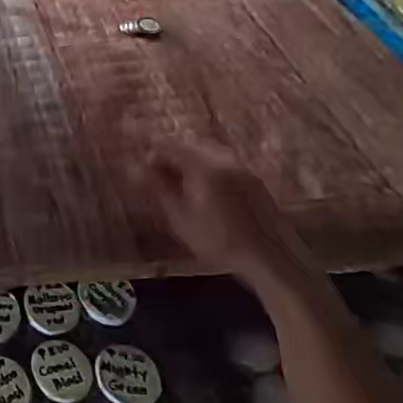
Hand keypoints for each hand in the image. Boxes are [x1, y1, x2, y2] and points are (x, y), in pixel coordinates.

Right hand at [144, 139, 311, 284]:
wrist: (270, 258)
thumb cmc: (217, 240)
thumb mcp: (179, 216)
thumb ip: (156, 188)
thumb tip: (132, 168)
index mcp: (204, 167)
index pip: (170, 146)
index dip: (151, 154)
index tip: (140, 170)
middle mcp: (226, 161)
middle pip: (191, 144)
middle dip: (170, 155)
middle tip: (156, 175)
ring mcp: (243, 170)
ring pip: (209, 152)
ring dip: (189, 160)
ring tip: (177, 183)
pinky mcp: (254, 181)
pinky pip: (224, 163)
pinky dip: (206, 167)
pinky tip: (202, 189)